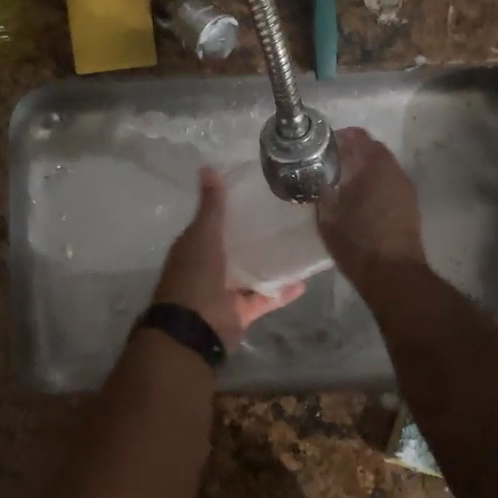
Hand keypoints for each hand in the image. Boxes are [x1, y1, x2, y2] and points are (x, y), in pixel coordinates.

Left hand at [152, 168, 304, 348]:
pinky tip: (303, 281)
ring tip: (297, 246)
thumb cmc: (195, 277)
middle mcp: (207, 268)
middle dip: (254, 236)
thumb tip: (207, 168)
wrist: (194, 330)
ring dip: (270, 264)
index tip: (255, 196)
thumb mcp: (203, 236)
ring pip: (250, 274)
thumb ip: (211, 207)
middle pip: (234, 249)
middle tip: (284, 218)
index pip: (212, 223)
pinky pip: (264, 299)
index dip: (230, 210)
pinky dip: (281, 292)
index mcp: (194, 248)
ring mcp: (224, 292)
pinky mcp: (240, 312)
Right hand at [315, 128, 425, 285]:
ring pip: (382, 169)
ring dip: (364, 171)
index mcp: (373, 165)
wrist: (392, 274)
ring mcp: (405, 188)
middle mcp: (394, 170)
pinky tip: (360, 203)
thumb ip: (322, 187)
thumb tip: (317, 175)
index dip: (338, 138)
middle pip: (371, 150)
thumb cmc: (356, 241)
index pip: (356, 135)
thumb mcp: (327, 214)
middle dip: (351, 155)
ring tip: (343, 186)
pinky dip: (374, 186)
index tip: (321, 149)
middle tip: (329, 168)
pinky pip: (389, 185)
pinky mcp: (410, 206)